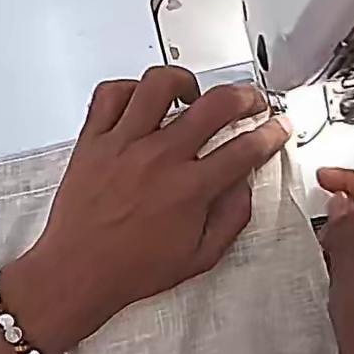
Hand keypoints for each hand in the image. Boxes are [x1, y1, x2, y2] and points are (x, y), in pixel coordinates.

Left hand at [0, 66, 290, 351]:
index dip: (271, 134)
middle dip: (246, 97)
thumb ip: (231, 219)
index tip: (276, 128)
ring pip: (160, 85)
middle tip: (249, 101)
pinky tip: (140, 101)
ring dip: (185, 81)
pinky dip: (129, 89)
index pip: (246, 148)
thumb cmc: (130, 269)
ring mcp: (123, 145)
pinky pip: (110, 94)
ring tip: (192, 92)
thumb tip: (243, 187)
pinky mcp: (92, 141)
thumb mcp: (199, 258)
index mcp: (190, 189)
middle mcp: (159, 159)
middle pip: (216, 104)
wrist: (78, 272)